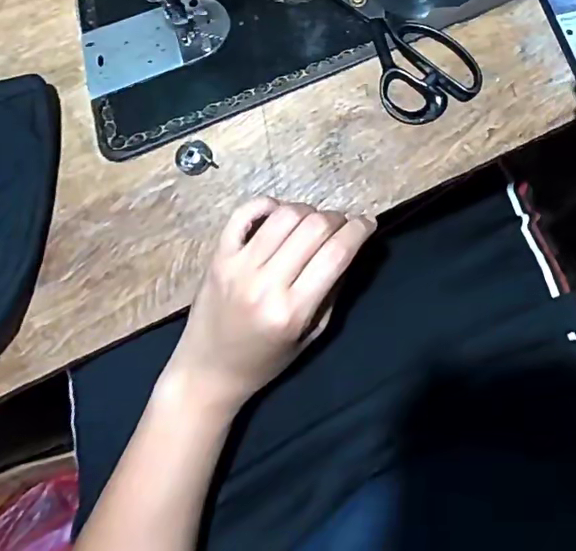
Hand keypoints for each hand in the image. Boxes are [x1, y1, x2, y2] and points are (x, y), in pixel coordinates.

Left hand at [162, 198, 375, 410]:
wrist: (207, 371)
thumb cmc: (266, 361)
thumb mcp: (311, 337)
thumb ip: (333, 291)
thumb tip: (351, 246)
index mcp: (292, 311)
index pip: (336, 254)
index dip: (358, 230)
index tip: (368, 223)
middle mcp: (266, 284)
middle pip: (314, 228)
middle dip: (337, 219)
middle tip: (342, 225)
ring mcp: (239, 265)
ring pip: (285, 214)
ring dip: (308, 210)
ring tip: (312, 222)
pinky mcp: (219, 254)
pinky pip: (245, 212)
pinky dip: (268, 204)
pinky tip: (279, 213)